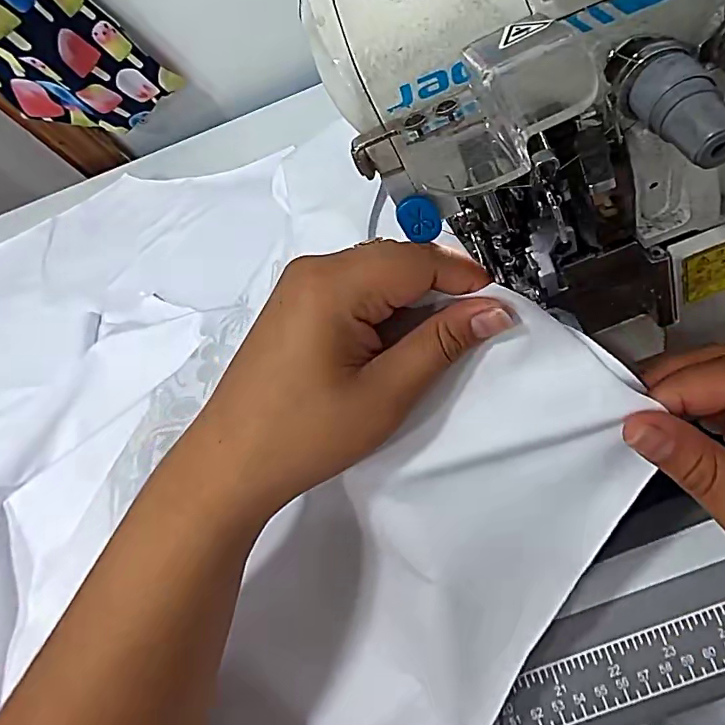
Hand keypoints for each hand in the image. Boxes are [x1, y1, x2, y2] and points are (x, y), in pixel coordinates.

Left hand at [171, 239, 514, 519]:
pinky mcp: (297, 301)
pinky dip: (385, 304)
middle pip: (397, 258)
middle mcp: (314, 269)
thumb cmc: (303, 435)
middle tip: (470, 327)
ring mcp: (301, 283)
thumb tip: (492, 311)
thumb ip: (442, 343)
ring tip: (432, 340)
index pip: (417, 259)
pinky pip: (356, 285)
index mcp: (333, 283)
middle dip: (439, 287)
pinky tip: (393, 340)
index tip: (495, 306)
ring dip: (412, 297)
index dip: (463, 277)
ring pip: (378, 270)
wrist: (229, 465)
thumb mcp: (385, 393)